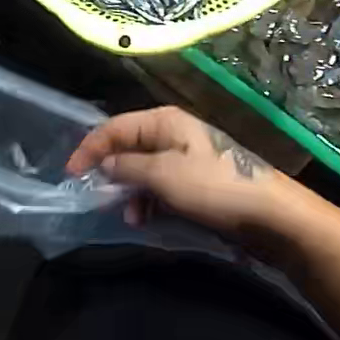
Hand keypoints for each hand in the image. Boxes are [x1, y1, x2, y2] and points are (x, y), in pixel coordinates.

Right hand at [66, 107, 327, 241]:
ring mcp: (186, 159)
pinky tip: (143, 219)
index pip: (115, 126)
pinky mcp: (196, 183)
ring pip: (143, 169)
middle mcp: (174, 134)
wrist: (268, 214)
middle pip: (128, 146)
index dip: (90, 147)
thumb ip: (128, 166)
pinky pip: (160, 187)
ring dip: (129, 191)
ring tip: (125, 215)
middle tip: (93, 197)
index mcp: (165, 121)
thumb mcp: (164, 175)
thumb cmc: (214, 186)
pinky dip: (148, 200)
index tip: (70, 176)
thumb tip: (104, 163)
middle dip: (109, 170)